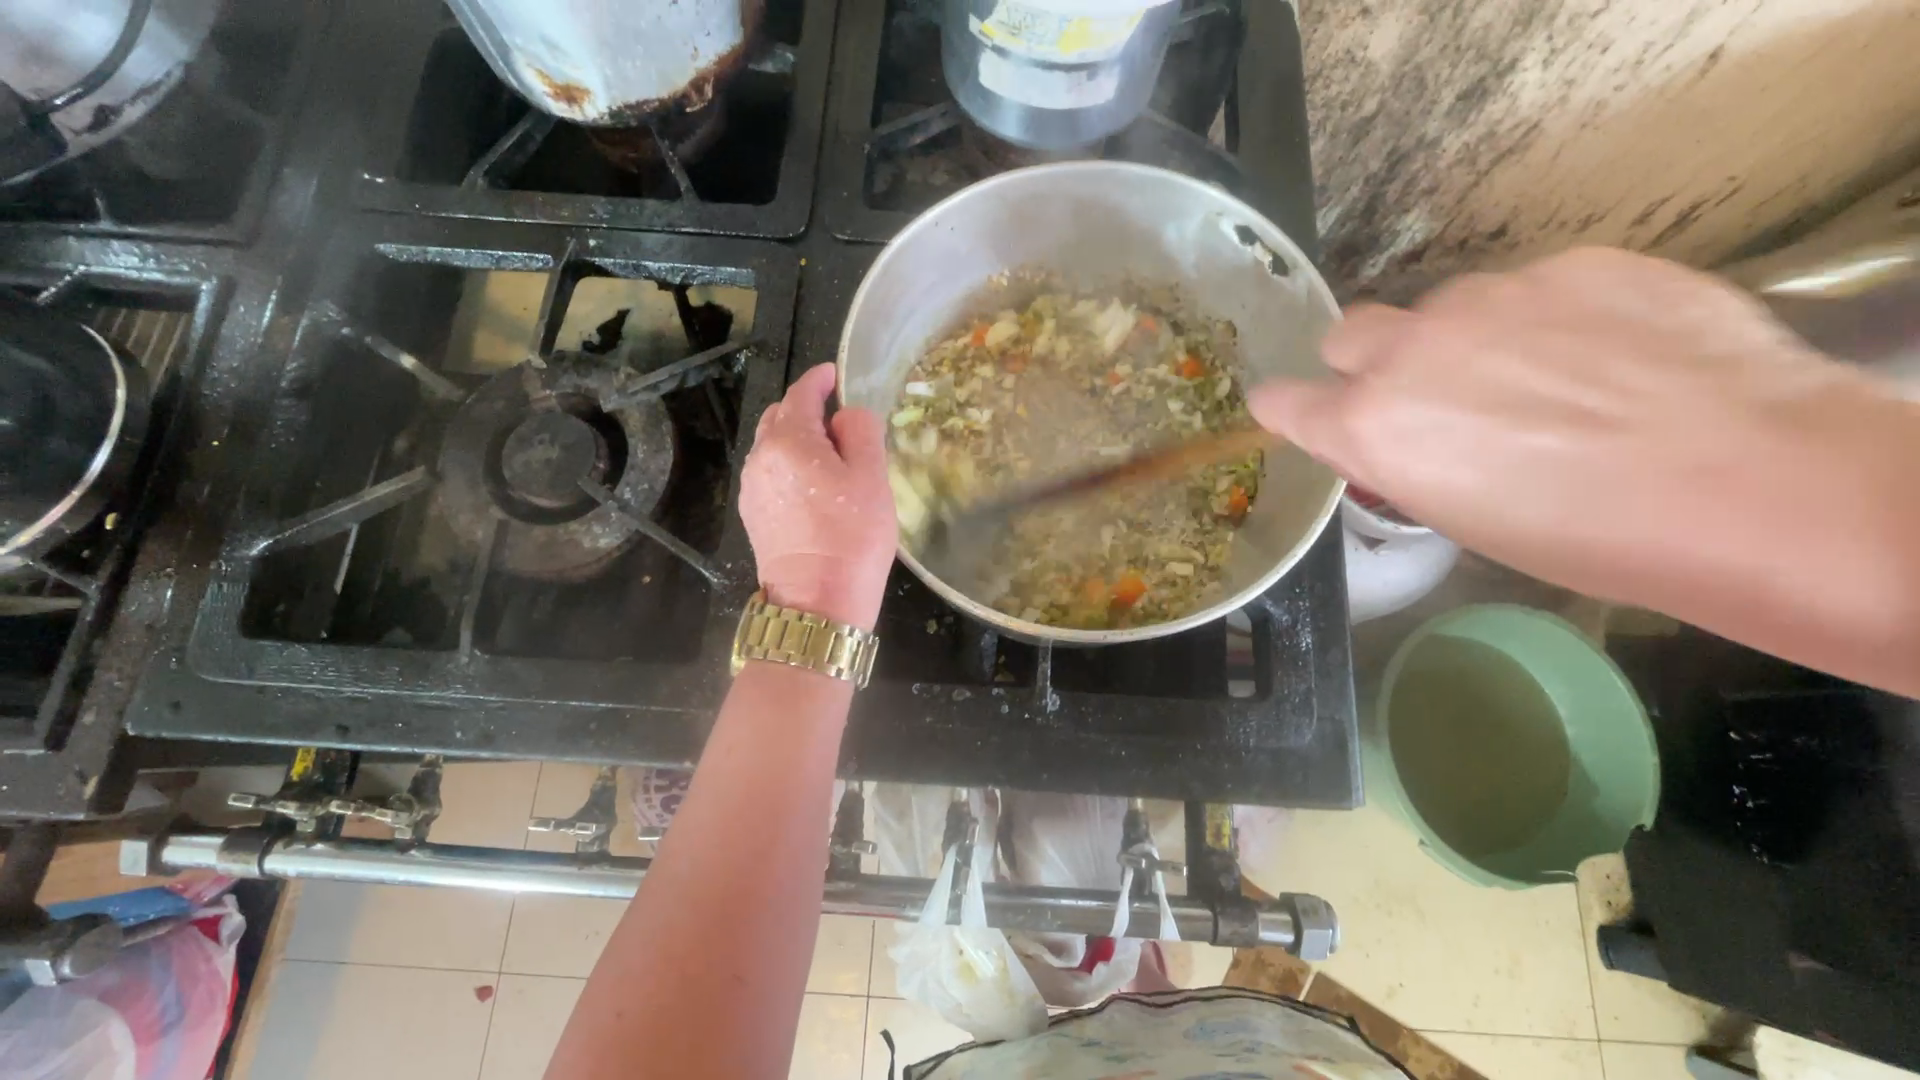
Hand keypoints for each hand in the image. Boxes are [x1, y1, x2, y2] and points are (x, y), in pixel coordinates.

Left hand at [740, 363, 897, 630]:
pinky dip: (789, 464)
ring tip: (829, 454)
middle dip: (806, 408)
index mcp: (788, 441)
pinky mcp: (753, 515)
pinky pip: (770, 474)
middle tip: (839, 418)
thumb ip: (861, 432)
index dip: (820, 379)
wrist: (818, 602)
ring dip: (796, 438)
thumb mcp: (872, 477)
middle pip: (779, 417)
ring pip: (772, 446)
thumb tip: (845, 416)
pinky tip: (813, 484)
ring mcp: (752, 489)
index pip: (801, 394)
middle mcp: (761, 459)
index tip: (834, 374)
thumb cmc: (852, 537)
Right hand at [1248, 247, 1919, 693]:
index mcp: (1370, 426)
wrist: (1749, 483)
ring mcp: (1488, 298)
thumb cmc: (1585, 536)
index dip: (1286, 406)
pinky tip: (1611, 353)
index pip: (1283, 400)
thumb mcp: (1458, 513)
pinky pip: (1533, 287)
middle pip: (1348, 333)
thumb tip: (1402, 427)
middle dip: (1370, 360)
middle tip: (1430, 393)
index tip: (1295, 409)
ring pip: (1445, 307)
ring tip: (1548, 377)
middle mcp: (1409, 352)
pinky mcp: (1570, 263)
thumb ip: (1402, 454)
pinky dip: (1551, 316)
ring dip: (1467, 337)